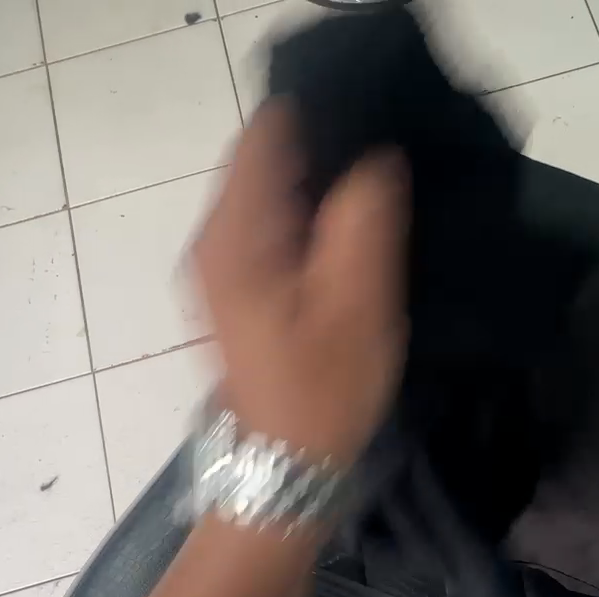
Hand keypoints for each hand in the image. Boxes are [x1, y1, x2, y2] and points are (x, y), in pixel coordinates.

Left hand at [192, 102, 410, 465]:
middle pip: (267, 163)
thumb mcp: (358, 307)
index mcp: (235, 234)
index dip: (326, 125)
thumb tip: (375, 159)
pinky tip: (345, 261)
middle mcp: (212, 240)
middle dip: (327, 165)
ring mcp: (218, 269)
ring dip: (321, 202)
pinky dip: (307, 233)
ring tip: (374, 224)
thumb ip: (364, 221)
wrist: (286, 468)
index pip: (269, 131)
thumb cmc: (323, 392)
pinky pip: (271, 236)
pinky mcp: (233, 294)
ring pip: (272, 201)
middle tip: (386, 194)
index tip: (377, 147)